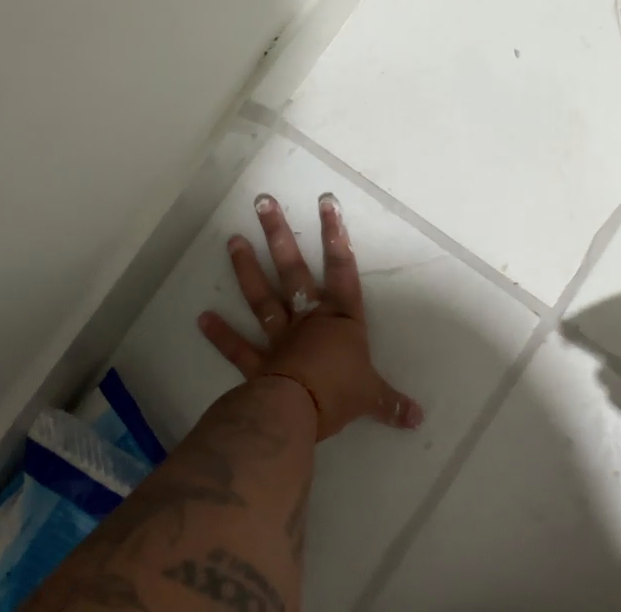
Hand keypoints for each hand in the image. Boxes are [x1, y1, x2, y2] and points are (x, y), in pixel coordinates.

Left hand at [197, 192, 423, 440]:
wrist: (299, 410)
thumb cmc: (340, 392)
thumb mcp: (373, 395)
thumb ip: (392, 402)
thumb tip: (418, 418)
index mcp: (341, 320)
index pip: (342, 270)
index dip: (336, 237)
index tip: (326, 203)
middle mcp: (309, 320)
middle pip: (293, 271)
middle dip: (278, 236)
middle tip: (263, 203)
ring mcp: (280, 338)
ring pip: (262, 298)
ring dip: (246, 270)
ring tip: (232, 240)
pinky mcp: (258, 363)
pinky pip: (238, 347)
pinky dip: (220, 334)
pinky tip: (202, 318)